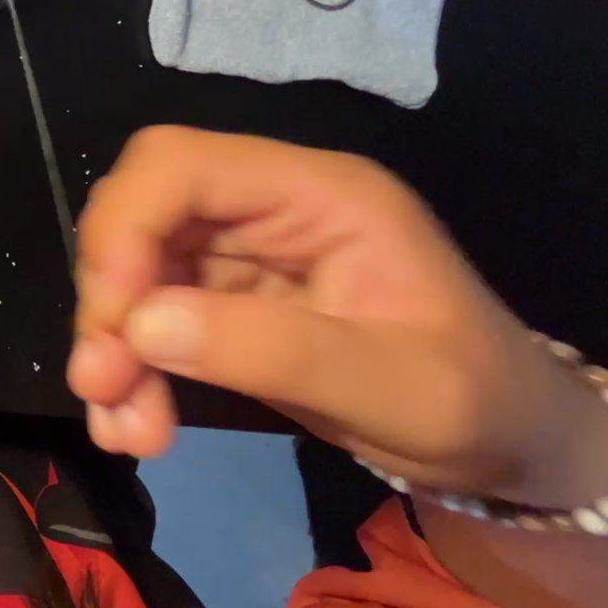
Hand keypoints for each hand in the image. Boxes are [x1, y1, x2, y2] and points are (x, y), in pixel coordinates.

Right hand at [68, 127, 607, 508]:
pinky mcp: (208, 289)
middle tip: (101, 381)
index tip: (118, 319)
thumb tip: (141, 327)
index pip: (179, 165)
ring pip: (126, 266)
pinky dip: (123, 363)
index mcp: (314, 192)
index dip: (125, 226)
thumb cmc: (479, 406)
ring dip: (109, 342)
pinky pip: (139, 310)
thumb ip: (275, 352)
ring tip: (119, 422)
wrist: (506, 443)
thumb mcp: (402, 392)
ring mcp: (228, 245)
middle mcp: (258, 204)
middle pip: (135, 212)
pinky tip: (129, 421)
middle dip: (108, 296)